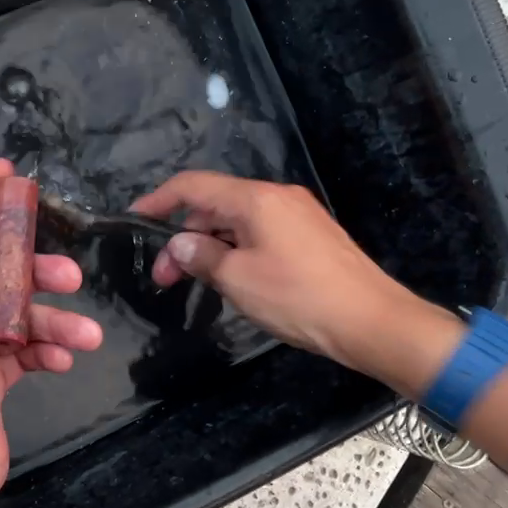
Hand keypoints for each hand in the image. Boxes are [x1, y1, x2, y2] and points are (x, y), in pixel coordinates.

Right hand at [132, 172, 451, 379]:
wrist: (374, 322)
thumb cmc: (299, 298)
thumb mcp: (238, 279)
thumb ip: (201, 256)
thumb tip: (178, 244)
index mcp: (256, 199)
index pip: (193, 185)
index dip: (157, 200)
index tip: (133, 220)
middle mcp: (276, 196)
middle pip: (214, 204)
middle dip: (183, 235)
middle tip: (164, 277)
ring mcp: (297, 215)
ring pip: (236, 220)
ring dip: (208, 246)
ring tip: (195, 283)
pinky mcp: (310, 236)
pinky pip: (258, 232)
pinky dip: (234, 249)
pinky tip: (229, 278)